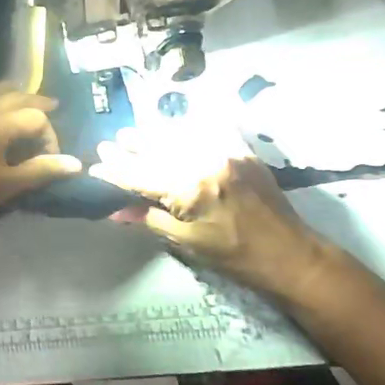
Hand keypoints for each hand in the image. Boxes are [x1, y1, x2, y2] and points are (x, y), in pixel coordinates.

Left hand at [0, 66, 82, 237]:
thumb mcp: (6, 186)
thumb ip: (41, 170)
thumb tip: (76, 163)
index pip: (36, 119)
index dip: (50, 137)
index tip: (50, 159)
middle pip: (15, 97)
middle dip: (35, 103)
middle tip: (51, 108)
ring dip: (7, 91)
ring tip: (22, 93)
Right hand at [90, 133, 336, 302]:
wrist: (288, 253)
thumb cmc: (233, 255)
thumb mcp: (186, 242)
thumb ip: (149, 219)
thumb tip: (116, 211)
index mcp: (187, 188)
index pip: (139, 175)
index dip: (114, 171)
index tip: (95, 165)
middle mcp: (203, 162)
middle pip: (156, 149)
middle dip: (130, 148)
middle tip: (109, 144)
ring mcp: (225, 152)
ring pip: (179, 135)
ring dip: (154, 136)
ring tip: (134, 134)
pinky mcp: (241, 150)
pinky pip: (210, 130)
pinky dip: (189, 129)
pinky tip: (176, 129)